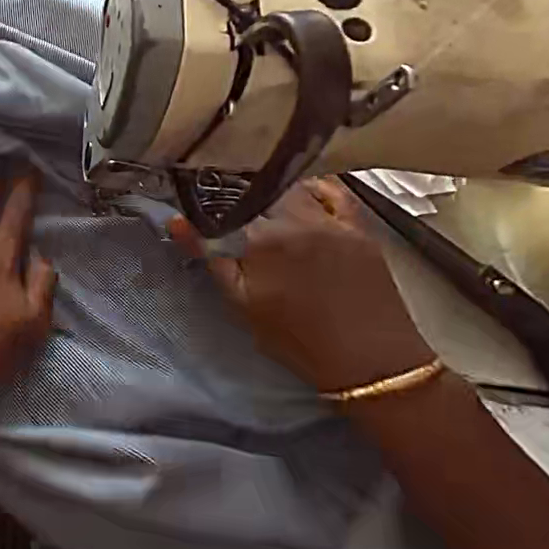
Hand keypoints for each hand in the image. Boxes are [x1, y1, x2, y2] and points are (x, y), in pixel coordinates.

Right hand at [170, 178, 432, 394]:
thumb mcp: (241, 302)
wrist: (371, 362)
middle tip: (229, 207)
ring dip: (272, 189)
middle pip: (258, 187)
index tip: (196, 204)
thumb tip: (176, 220)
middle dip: (238, 192)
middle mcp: (296, 217)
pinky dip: (314, 187)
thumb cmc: (297, 338)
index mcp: (262, 236)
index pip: (223, 201)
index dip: (206, 199)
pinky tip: (303, 194)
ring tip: (260, 202)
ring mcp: (331, 219)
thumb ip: (209, 257)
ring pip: (292, 186)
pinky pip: (333, 191)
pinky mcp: (359, 227)